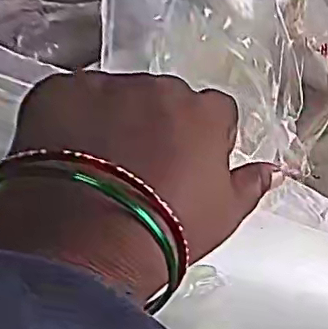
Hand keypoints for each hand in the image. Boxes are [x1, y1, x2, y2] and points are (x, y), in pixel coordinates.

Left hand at [0, 72, 276, 298]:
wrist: (90, 241)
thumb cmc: (165, 231)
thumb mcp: (224, 215)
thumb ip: (251, 183)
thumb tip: (270, 170)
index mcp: (204, 114)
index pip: (214, 112)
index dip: (203, 138)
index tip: (189, 164)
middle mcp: (158, 89)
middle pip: (163, 99)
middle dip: (155, 124)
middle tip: (142, 169)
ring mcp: (105, 87)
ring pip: (115, 96)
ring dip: (112, 120)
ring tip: (102, 168)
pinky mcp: (56, 92)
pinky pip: (68, 98)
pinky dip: (69, 120)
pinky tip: (69, 157)